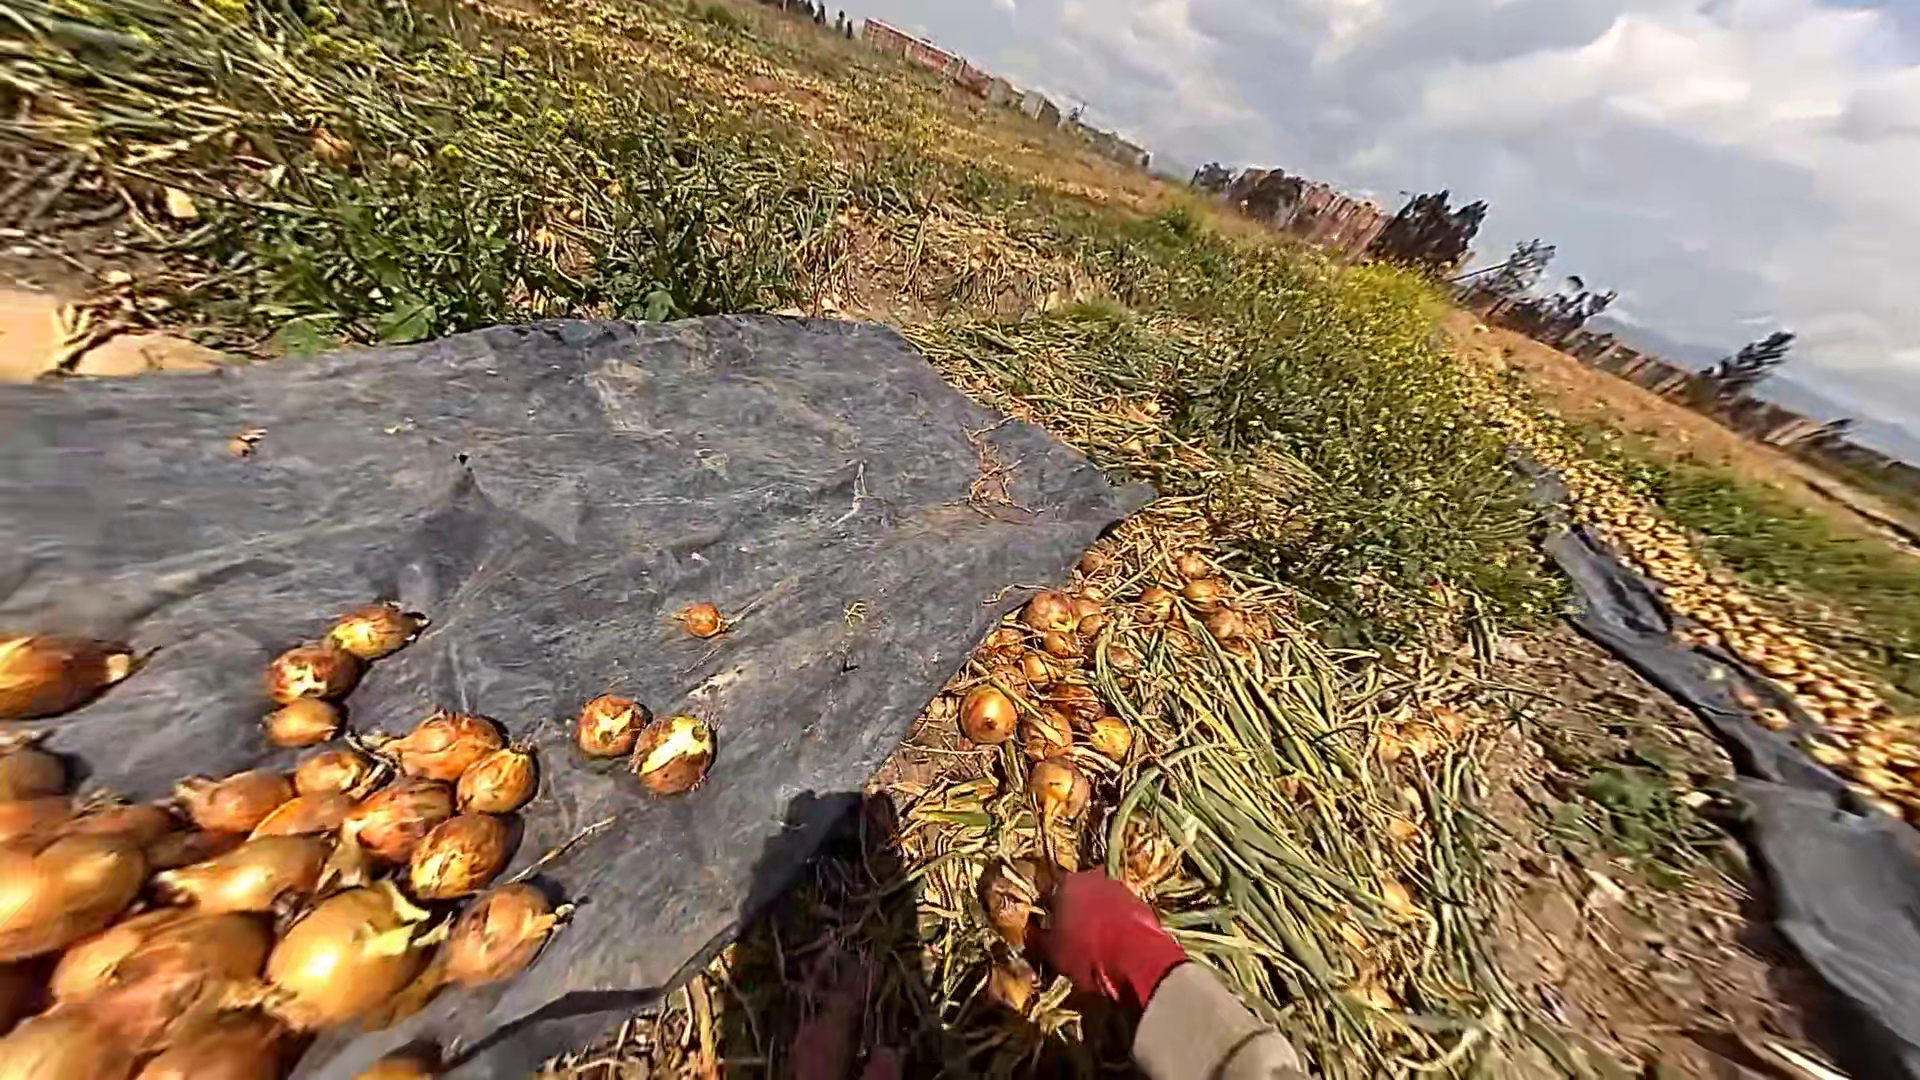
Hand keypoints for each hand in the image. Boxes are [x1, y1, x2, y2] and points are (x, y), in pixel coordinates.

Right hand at [1034, 870, 1186, 1012]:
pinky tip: (1119, 947)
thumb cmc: (1087, 954)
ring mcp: (1118, 887)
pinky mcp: (1141, 902)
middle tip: (1075, 936)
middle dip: (1076, 910)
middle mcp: (1091, 877)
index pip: (1051, 892)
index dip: (1050, 912)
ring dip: (1100, 916)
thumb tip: (1032, 934)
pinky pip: (1123, 912)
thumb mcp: (1054, 953)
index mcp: (1065, 884)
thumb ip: (1040, 939)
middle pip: (1079, 892)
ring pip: (1102, 900)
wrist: (1137, 960)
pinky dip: (1120, 925)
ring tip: (1099, 945)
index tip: (1050, 929)